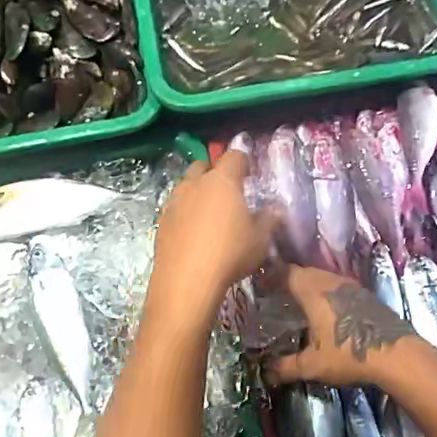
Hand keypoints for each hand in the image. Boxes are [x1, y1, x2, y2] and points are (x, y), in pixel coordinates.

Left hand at [149, 150, 275, 324]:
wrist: (187, 280)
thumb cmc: (231, 253)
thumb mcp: (260, 240)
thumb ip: (268, 220)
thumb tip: (275, 210)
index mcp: (223, 181)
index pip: (234, 156)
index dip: (243, 161)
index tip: (250, 174)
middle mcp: (196, 184)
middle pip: (204, 165)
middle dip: (215, 172)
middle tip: (228, 192)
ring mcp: (175, 202)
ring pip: (186, 186)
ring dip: (197, 192)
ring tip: (210, 213)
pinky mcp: (161, 221)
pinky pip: (176, 208)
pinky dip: (185, 212)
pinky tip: (194, 233)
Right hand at [267, 265, 425, 388]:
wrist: (396, 355)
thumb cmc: (348, 354)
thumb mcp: (312, 365)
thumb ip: (286, 367)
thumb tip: (267, 373)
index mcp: (314, 292)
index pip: (287, 273)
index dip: (272, 276)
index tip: (261, 286)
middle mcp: (333, 283)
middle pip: (307, 272)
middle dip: (291, 281)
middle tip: (278, 296)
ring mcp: (353, 287)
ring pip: (326, 278)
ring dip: (312, 286)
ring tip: (301, 303)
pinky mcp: (368, 296)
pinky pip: (341, 288)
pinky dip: (330, 294)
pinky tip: (329, 312)